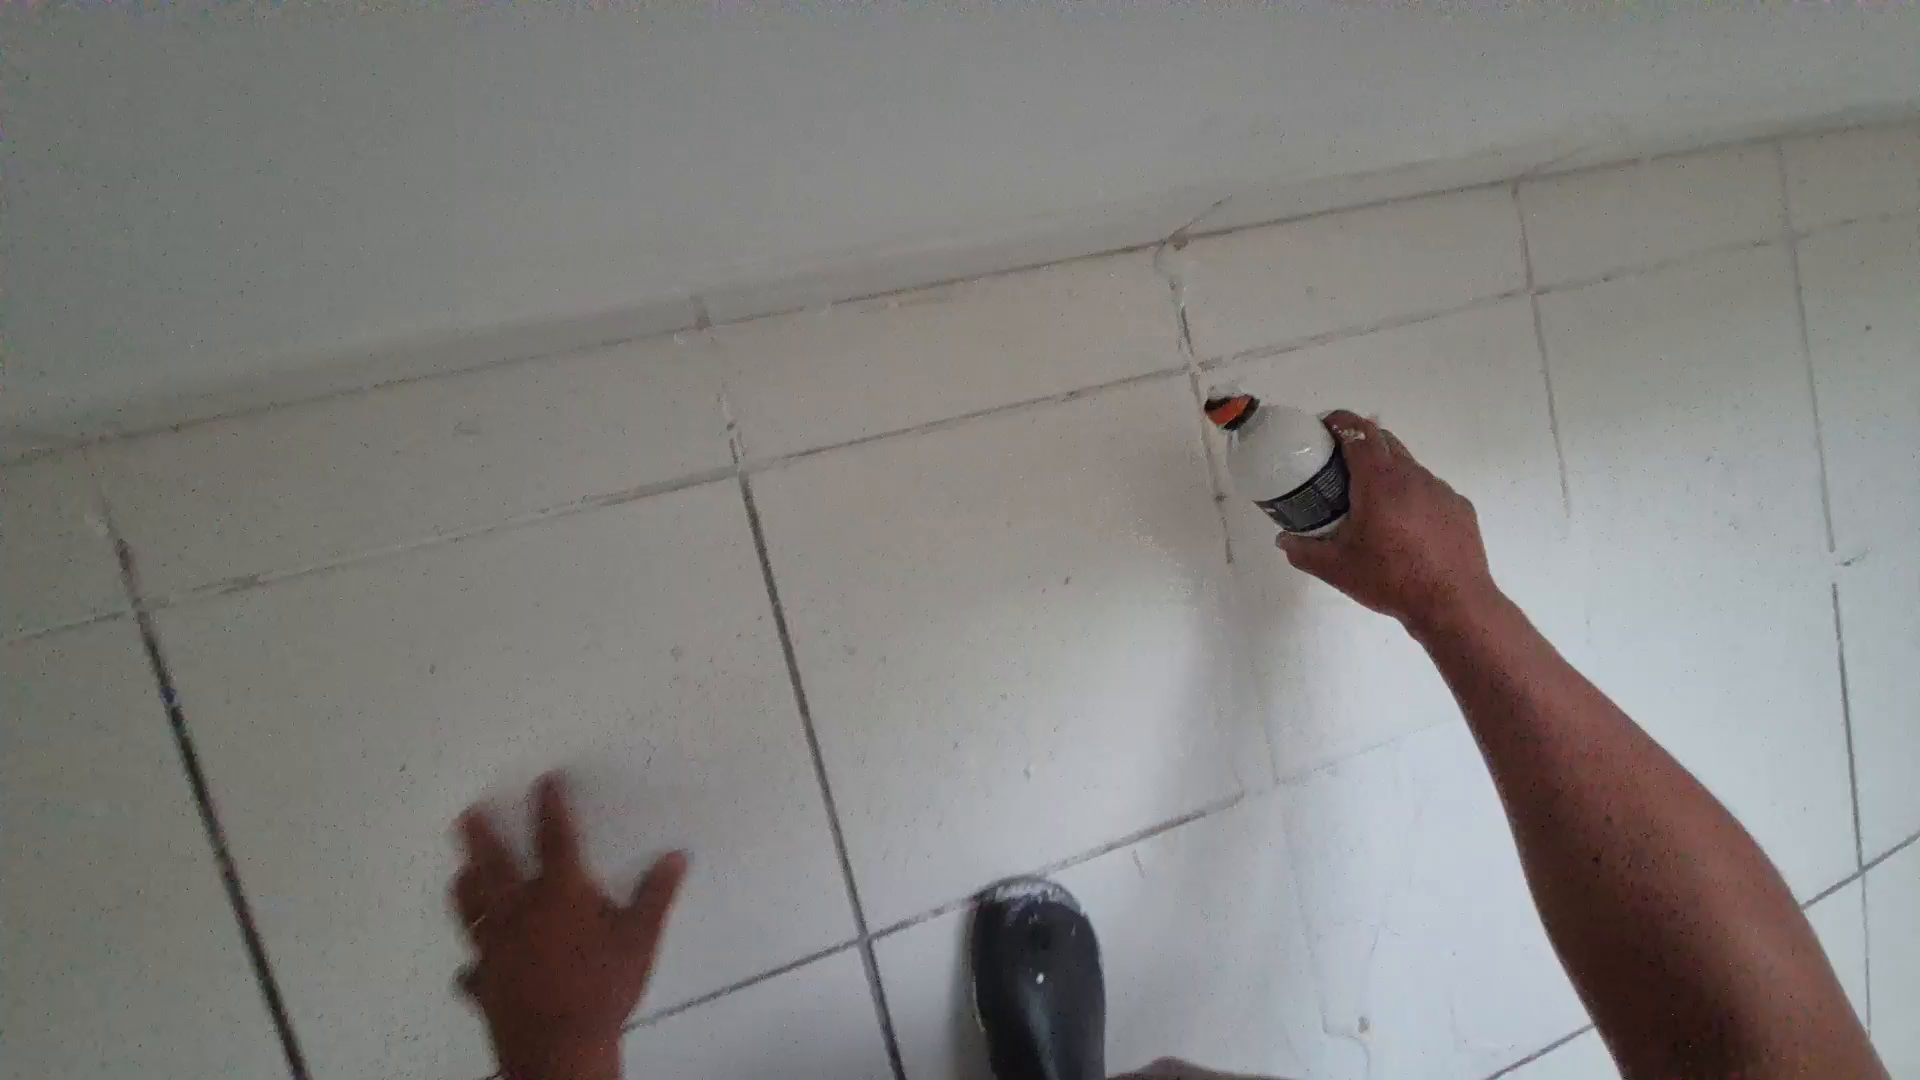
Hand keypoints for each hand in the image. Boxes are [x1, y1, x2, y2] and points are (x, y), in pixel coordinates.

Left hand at [451, 774, 688, 1079]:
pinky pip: (473, 969)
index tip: (544, 782)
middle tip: (467, 815)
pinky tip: (473, 965)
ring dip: (466, 888)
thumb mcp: (642, 936)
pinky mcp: (484, 986)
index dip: (551, 808)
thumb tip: (677, 856)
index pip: (556, 840)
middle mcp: (521, 914)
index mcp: (560, 895)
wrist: (560, 1051)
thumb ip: (656, 894)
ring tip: (459, 872)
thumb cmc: (605, 986)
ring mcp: (496, 951)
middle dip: (482, 840)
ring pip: (473, 911)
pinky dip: (474, 963)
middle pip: (496, 869)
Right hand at [1275, 410, 1499, 633]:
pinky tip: (1401, 525)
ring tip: (1367, 500)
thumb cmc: (1389, 579)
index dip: (1339, 422)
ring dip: (1384, 470)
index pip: (1358, 434)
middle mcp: (1412, 476)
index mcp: (1379, 483)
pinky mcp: (1458, 507)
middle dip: (1359, 440)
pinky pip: (1427, 489)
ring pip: (1407, 466)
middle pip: (1384, 440)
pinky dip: (1408, 494)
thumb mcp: (1334, 568)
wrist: (1454, 604)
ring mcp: (1440, 490)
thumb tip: (1283, 539)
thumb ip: (1302, 550)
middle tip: (1336, 461)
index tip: (1322, 426)